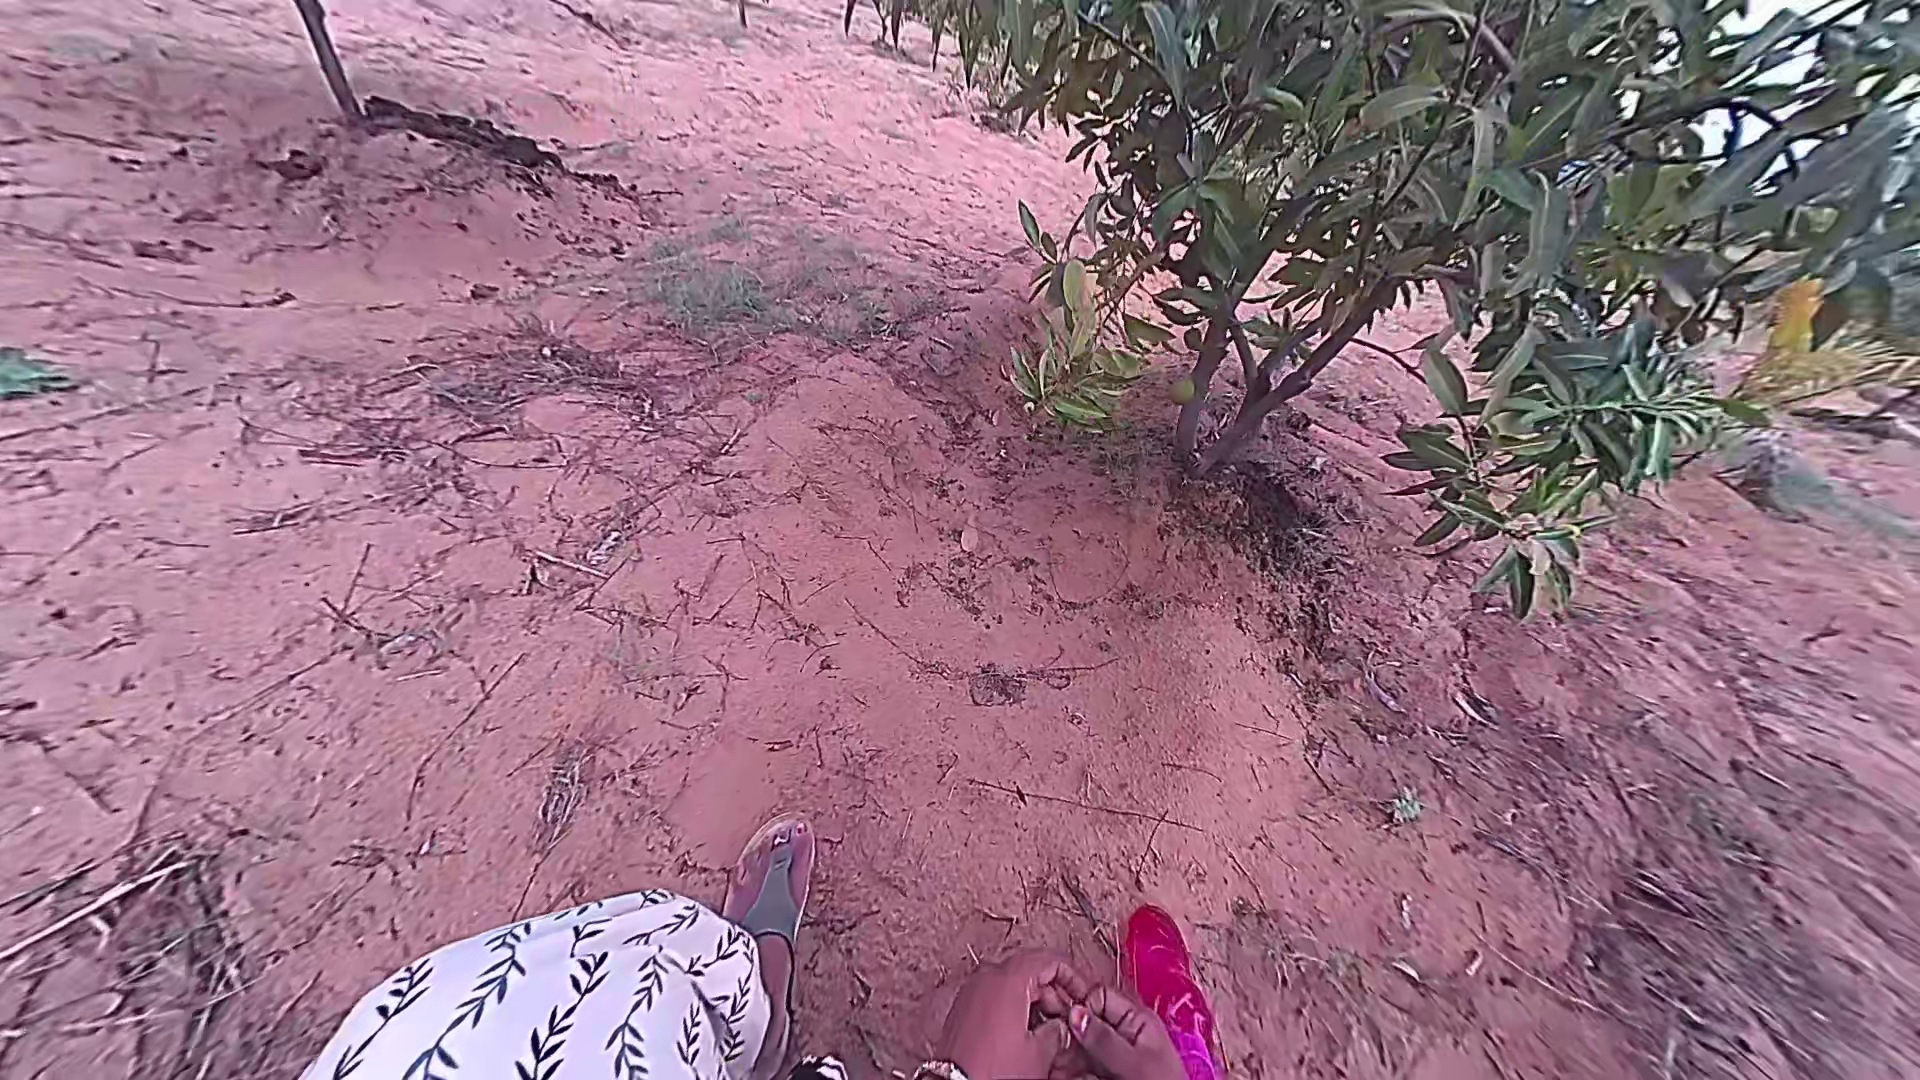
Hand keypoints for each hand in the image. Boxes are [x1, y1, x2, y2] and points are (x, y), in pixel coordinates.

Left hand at [938, 951, 1074, 1079]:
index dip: (1070, 976)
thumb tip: (1063, 1027)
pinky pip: (995, 996)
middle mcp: (988, 975)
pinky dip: (1013, 1008)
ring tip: (1047, 1034)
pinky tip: (1023, 1035)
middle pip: (1030, 970)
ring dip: (1034, 1003)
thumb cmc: (992, 1070)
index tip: (1082, 994)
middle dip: (1052, 993)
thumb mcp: (1038, 1054)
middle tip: (1067, 1020)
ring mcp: (973, 989)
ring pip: (1012, 984)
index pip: (1047, 960)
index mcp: (1008, 977)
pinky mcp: (964, 1006)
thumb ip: (1057, 1033)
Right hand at [1043, 966, 1184, 1079]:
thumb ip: (1105, 1038)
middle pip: (1090, 1020)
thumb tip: (1076, 1012)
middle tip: (1059, 1042)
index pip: (1101, 995)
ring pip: (1085, 1043)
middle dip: (1074, 1030)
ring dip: (1072, 1051)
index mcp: (1137, 1020)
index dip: (1084, 1006)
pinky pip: (1087, 1064)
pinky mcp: (1109, 1073)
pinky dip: (1078, 1068)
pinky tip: (1072, 1073)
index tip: (1068, 1022)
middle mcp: (1125, 1033)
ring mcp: (1117, 1056)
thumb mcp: (1136, 1063)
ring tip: (1062, 1061)